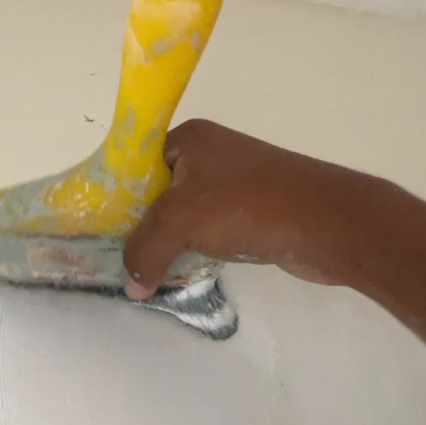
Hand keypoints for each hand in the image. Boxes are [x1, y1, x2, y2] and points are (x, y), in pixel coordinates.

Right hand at [122, 119, 398, 295]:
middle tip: (117, 255)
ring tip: (144, 270)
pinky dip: (193, 250)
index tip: (98, 230)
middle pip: (156, 192)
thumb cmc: (246, 206)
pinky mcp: (253, 212)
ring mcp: (235, 184)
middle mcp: (211, 155)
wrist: (328, 223)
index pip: (135, 163)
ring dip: (166, 242)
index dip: (114, 195)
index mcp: (190, 139)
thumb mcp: (177, 221)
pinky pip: (208, 232)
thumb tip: (131, 286)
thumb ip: (143, 252)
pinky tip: (180, 272)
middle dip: (138, 225)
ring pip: (183, 216)